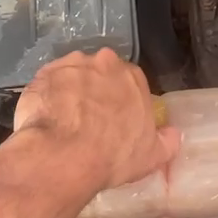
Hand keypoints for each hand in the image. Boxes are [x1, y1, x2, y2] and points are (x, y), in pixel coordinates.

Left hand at [11, 49, 180, 195]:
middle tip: (88, 120)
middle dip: (95, 91)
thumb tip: (174, 135)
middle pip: (100, 73)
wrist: (64, 155)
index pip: (130, 82)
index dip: (121, 101)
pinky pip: (48, 83)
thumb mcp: (151, 156)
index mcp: (133, 76)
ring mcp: (71, 64)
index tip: (114, 120)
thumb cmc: (112, 154)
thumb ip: (167, 141)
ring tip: (64, 121)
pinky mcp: (44, 73)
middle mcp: (104, 62)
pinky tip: (46, 117)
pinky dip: (48, 96)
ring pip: (73, 75)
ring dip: (70, 92)